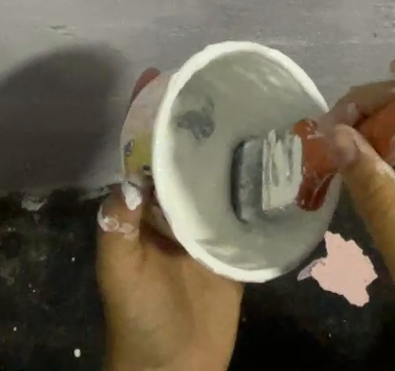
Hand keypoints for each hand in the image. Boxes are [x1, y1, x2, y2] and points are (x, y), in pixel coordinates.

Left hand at [97, 69, 241, 370]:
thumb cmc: (138, 320)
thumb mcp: (118, 272)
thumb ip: (117, 228)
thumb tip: (130, 178)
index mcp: (141, 208)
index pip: (141, 151)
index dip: (144, 114)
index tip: (157, 75)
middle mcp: (171, 208)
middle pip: (181, 156)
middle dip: (191, 121)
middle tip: (217, 87)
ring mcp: (203, 225)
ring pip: (212, 177)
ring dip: (226, 148)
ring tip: (253, 112)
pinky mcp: (232, 247)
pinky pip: (243, 211)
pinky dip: (256, 188)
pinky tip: (277, 164)